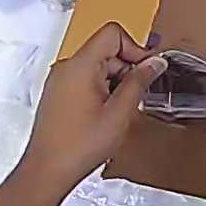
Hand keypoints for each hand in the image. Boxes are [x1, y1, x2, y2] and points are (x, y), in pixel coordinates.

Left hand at [18, 23, 165, 192]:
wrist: (48, 170)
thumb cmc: (81, 145)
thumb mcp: (120, 113)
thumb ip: (139, 82)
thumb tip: (156, 62)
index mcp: (80, 66)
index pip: (112, 34)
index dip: (135, 49)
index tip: (147, 72)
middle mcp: (67, 67)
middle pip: (106, 50)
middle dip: (128, 69)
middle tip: (138, 96)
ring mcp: (61, 80)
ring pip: (98, 66)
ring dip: (117, 82)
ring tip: (123, 110)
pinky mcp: (59, 93)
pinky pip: (87, 79)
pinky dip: (104, 90)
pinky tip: (109, 114)